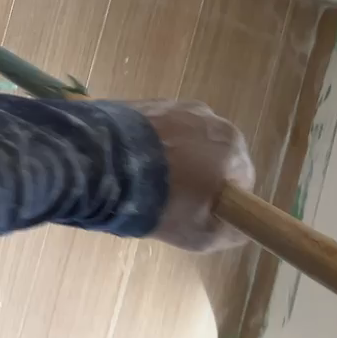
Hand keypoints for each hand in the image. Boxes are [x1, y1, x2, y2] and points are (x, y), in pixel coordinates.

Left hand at [126, 99, 253, 252]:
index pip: (237, 177)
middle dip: (192, 173)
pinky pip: (150, 129)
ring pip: (178, 139)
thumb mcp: (204, 234)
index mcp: (231, 143)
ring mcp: (168, 105)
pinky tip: (127, 161)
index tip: (194, 209)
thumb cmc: (160, 200)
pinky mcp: (136, 102)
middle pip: (207, 153)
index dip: (217, 198)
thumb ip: (231, 229)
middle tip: (165, 194)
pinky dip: (143, 143)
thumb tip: (234, 222)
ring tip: (142, 177)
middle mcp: (206, 116)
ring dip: (166, 156)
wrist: (100, 165)